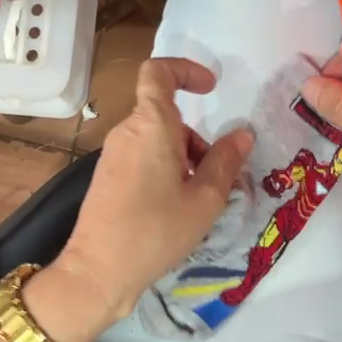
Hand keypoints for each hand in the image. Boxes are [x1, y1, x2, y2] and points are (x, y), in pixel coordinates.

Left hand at [50, 58, 253, 322]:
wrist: (99, 271)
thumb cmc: (156, 231)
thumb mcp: (205, 199)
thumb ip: (225, 161)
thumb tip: (242, 134)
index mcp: (151, 125)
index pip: (159, 73)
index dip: (186, 70)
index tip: (210, 88)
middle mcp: (127, 132)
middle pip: (166, 117)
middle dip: (196, 139)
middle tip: (214, 179)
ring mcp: (113, 156)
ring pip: (156, 141)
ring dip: (182, 160)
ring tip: (196, 203)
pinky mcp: (106, 179)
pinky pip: (142, 160)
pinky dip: (164, 173)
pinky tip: (173, 212)